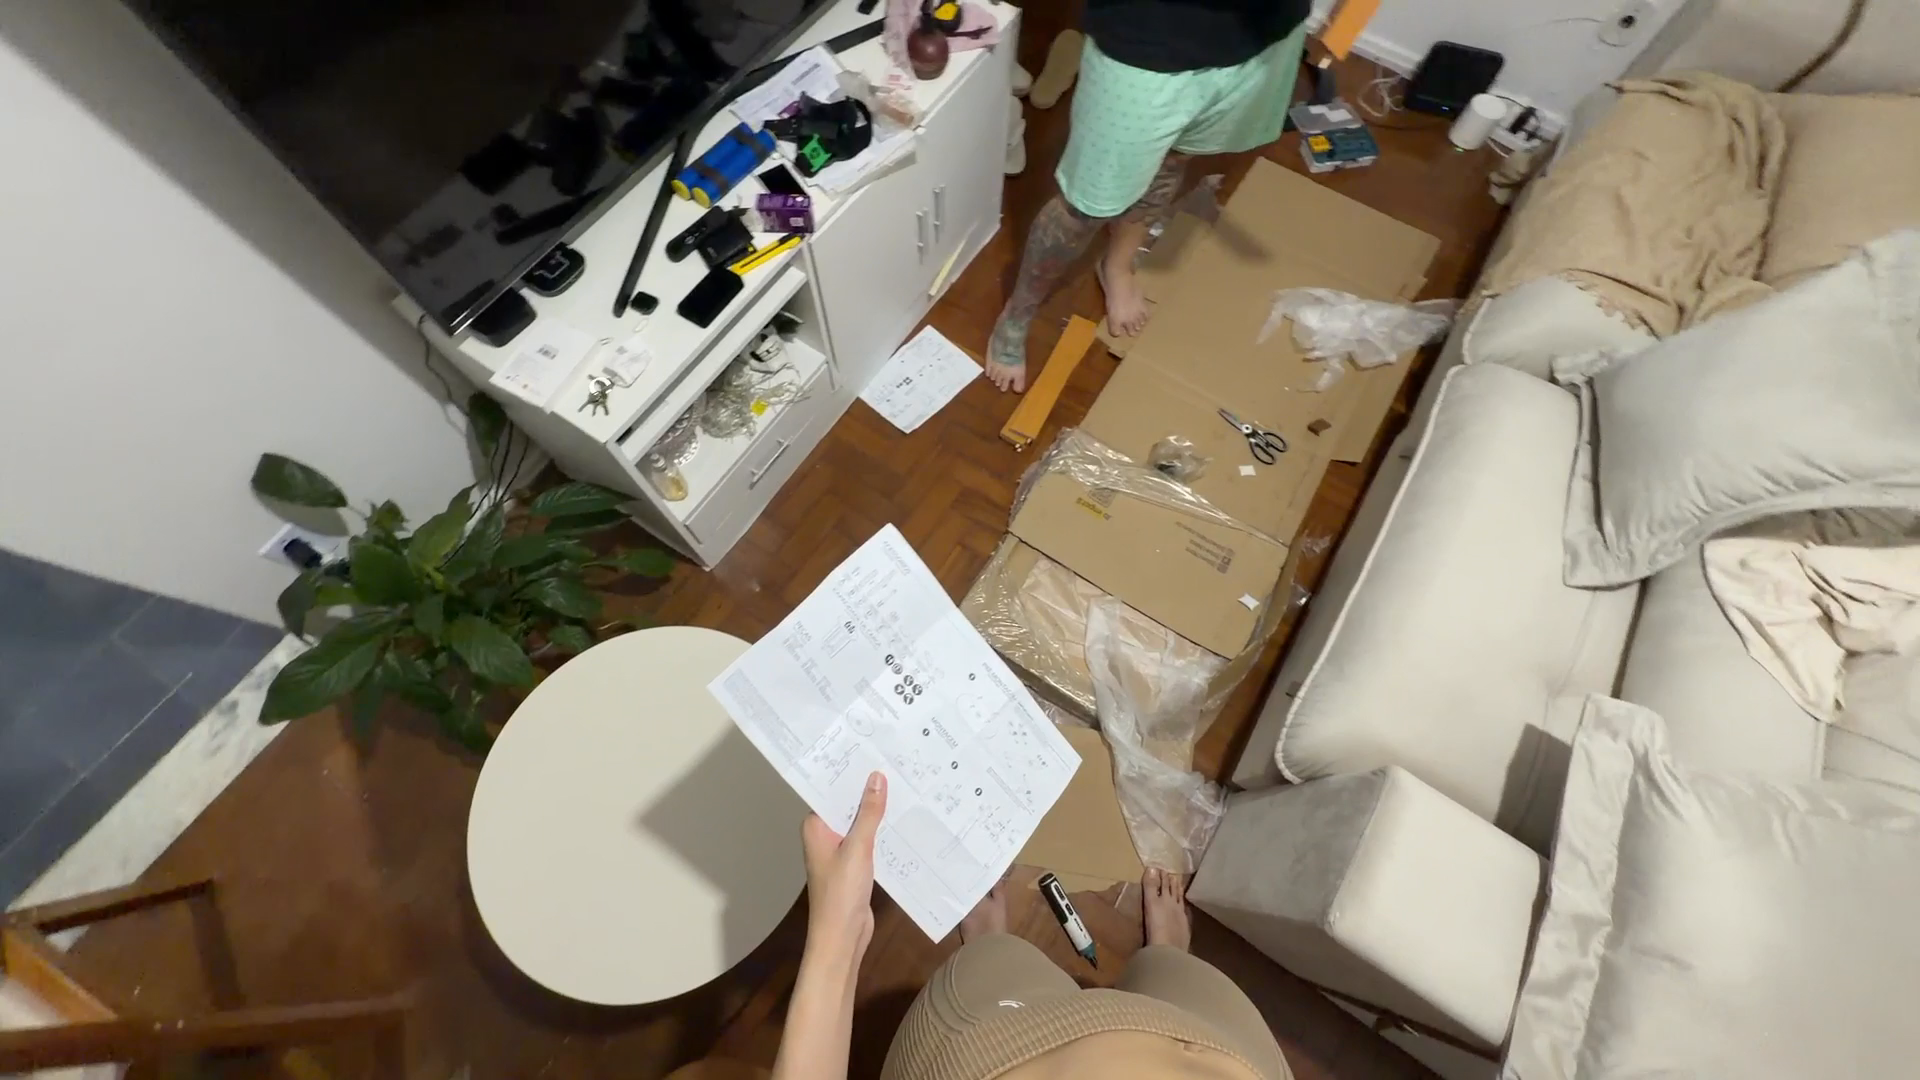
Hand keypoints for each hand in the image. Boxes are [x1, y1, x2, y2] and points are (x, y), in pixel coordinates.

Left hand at [801, 771, 887, 960]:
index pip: (832, 790)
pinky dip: (883, 829)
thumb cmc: (841, 892)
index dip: (851, 772)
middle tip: (895, 762)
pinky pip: (869, 837)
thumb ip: (868, 812)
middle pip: (848, 804)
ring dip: (878, 809)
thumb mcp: (858, 848)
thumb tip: (877, 776)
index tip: (872, 750)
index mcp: (816, 826)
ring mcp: (840, 849)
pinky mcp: (855, 863)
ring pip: (861, 820)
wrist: (842, 938)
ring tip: (904, 783)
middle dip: (869, 788)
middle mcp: (825, 833)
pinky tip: (903, 816)